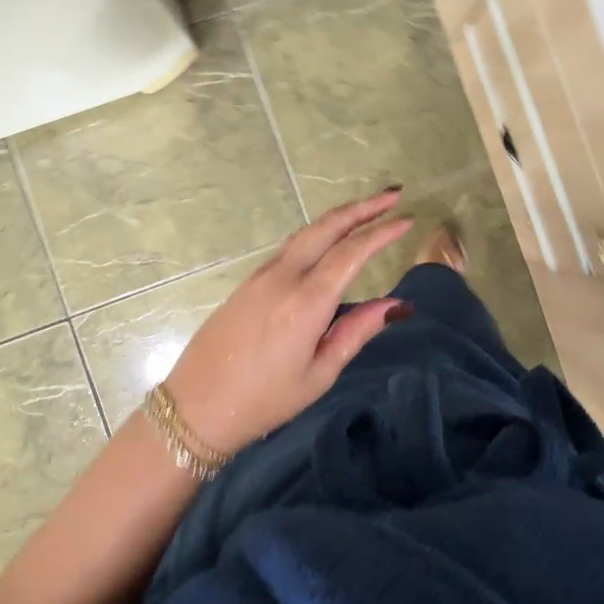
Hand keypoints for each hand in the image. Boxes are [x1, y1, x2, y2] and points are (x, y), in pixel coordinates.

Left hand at [159, 188, 415, 453]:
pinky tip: (331, 238)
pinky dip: (318, 233)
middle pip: (327, 228)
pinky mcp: (248, 282)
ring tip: (369, 209)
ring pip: (307, 233)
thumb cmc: (264, 401)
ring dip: (340, 216)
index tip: (408, 220)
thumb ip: (357, 331)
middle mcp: (284, 278)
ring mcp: (262, 276)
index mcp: (306, 302)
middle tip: (394, 195)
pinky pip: (291, 247)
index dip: (382, 233)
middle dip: (363, 207)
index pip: (352, 253)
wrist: (195, 408)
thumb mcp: (319, 374)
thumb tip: (398, 305)